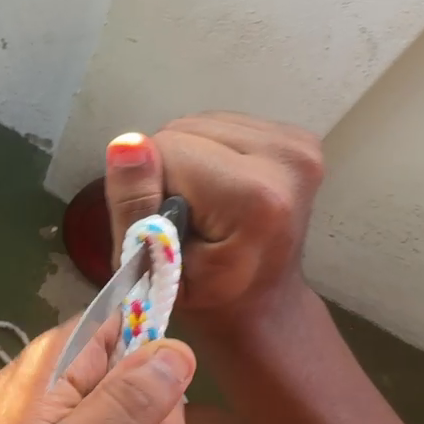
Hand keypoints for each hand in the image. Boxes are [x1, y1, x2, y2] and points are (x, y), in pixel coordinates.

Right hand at [104, 112, 324, 334]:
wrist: (260, 299)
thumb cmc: (203, 295)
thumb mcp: (152, 269)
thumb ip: (134, 205)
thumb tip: (126, 144)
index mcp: (255, 198)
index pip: (165, 150)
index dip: (150, 186)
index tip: (166, 225)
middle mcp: (286, 158)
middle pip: (182, 131)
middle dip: (167, 169)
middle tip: (181, 215)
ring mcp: (297, 144)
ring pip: (197, 124)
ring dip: (185, 160)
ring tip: (199, 203)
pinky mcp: (296, 136)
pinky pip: (219, 124)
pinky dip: (206, 152)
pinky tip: (216, 187)